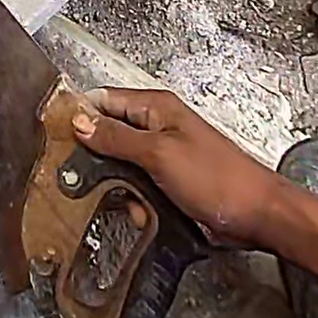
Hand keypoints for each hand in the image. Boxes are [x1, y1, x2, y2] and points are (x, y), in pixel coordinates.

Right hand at [72, 87, 286, 246]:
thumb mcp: (159, 154)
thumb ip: (116, 137)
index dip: (82, 115)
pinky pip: (138, 186)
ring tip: (125, 204)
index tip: (59, 136)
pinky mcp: (168, 181)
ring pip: (120, 164)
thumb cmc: (215, 177)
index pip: (105, 100)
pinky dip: (134, 201)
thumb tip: (80, 121)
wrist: (258, 217)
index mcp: (155, 107)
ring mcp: (162, 154)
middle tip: (85, 180)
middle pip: (109, 133)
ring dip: (118, 186)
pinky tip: (141, 215)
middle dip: (98, 158)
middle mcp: (156, 125)